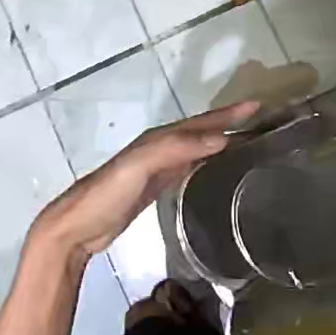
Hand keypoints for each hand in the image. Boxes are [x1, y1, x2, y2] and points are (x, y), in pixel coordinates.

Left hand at [26, 102, 259, 260]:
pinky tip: (216, 168)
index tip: (257, 107)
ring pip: (195, 146)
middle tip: (259, 119)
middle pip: (200, 130)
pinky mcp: (155, 188)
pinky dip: (205, 161)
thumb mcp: (138, 167)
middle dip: (228, 122)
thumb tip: (220, 140)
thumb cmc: (106, 195)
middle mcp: (159, 148)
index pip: (200, 123)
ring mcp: (156, 168)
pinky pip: (188, 166)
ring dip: (219, 140)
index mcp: (157, 140)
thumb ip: (174, 150)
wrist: (76, 227)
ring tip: (245, 140)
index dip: (227, 114)